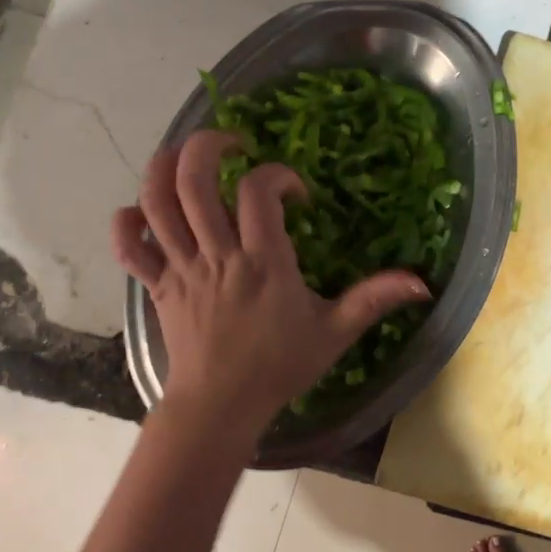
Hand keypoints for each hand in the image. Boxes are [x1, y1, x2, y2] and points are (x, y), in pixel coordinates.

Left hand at [111, 130, 428, 424]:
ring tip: (185, 158)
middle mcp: (217, 255)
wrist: (222, 405)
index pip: (260, 192)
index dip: (279, 175)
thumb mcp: (335, 333)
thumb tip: (423, 282)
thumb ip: (374, 300)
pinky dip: (128, 222)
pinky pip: (129, 246)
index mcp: (262, 263)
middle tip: (232, 146)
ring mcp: (181, 268)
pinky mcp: (157, 286)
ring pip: (156, 202)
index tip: (296, 194)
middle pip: (193, 180)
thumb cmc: (280, 367)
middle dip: (208, 147)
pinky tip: (143, 213)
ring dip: (164, 168)